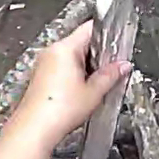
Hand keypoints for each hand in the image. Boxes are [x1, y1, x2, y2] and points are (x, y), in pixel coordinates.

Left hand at [4, 20, 130, 151]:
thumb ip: (111, 75)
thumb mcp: (94, 92)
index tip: (118, 43)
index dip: (107, 33)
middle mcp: (52, 51)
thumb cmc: (59, 110)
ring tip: (96, 84)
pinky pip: (61, 67)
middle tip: (111, 70)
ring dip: (86, 66)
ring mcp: (44, 64)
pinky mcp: (41, 76)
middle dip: (98, 55)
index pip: (89, 29)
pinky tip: (81, 91)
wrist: (34, 130)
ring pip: (71, 56)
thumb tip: (123, 65)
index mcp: (65, 48)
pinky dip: (74, 75)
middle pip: (81, 43)